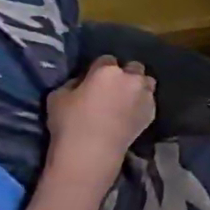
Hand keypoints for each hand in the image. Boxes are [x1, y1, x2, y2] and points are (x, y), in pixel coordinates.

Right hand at [43, 56, 156, 187]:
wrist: (93, 150)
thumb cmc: (70, 122)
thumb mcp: (57, 97)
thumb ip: (73, 83)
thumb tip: (82, 81)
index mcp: (107, 71)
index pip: (106, 59)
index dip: (99, 68)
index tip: (93, 77)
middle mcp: (132, 78)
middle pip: (133, 67)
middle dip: (124, 73)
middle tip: (112, 86)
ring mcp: (146, 94)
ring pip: (146, 81)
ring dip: (138, 85)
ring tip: (126, 96)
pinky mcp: (152, 110)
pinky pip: (149, 99)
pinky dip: (142, 101)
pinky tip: (131, 111)